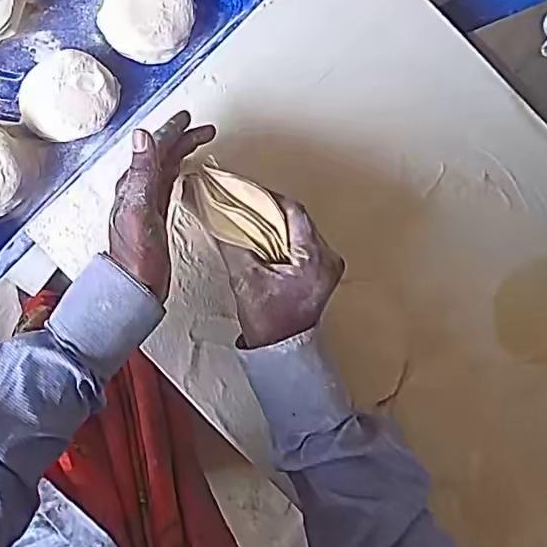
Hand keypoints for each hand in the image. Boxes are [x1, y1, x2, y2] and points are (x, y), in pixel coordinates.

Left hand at [109, 111, 214, 300]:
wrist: (135, 286)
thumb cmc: (135, 256)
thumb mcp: (140, 209)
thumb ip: (141, 172)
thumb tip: (142, 136)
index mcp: (133, 183)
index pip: (154, 147)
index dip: (171, 130)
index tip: (186, 119)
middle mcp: (138, 189)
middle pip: (162, 153)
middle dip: (182, 137)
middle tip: (202, 128)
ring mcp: (147, 201)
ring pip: (167, 166)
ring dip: (183, 151)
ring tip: (200, 141)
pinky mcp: (156, 215)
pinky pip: (169, 183)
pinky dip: (179, 171)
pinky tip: (185, 172)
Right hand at [222, 197, 345, 347]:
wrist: (282, 352)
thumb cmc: (270, 323)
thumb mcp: (245, 279)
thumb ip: (232, 244)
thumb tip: (217, 219)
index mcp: (314, 258)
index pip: (293, 211)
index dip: (267, 199)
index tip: (248, 193)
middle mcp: (328, 259)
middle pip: (297, 219)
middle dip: (269, 211)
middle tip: (246, 205)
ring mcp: (328, 267)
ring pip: (299, 230)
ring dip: (275, 225)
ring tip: (252, 221)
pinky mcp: (322, 273)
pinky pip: (301, 244)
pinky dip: (282, 238)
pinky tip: (264, 239)